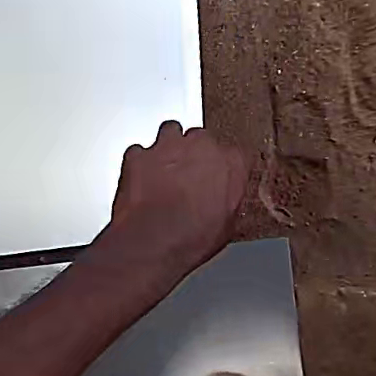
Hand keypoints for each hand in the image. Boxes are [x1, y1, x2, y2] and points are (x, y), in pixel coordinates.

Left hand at [99, 121, 250, 280]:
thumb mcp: (226, 225)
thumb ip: (228, 200)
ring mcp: (167, 146)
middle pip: (201, 138)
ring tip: (165, 172)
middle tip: (187, 178)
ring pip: (170, 132)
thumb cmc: (190, 237)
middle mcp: (201, 146)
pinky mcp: (139, 154)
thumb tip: (223, 203)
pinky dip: (140, 163)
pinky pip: (140, 151)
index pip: (236, 153)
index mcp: (230, 163)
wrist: (153, 243)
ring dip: (168, 148)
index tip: (218, 177)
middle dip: (194, 154)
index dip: (224, 166)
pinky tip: (142, 181)